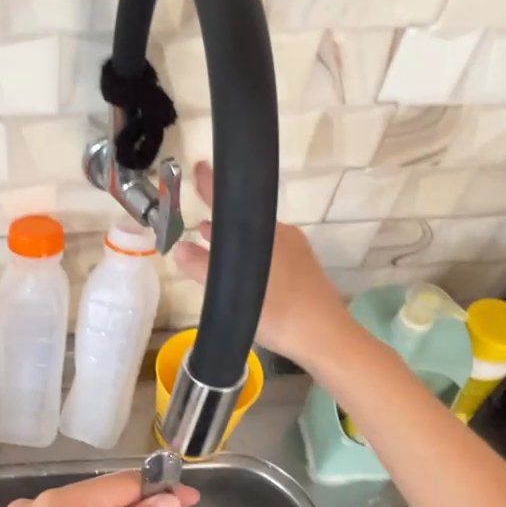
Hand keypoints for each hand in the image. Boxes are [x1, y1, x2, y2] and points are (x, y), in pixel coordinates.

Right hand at [171, 160, 354, 367]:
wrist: (327, 339)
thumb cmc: (281, 313)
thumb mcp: (236, 293)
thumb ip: (205, 270)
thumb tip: (179, 248)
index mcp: (269, 234)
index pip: (234, 203)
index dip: (213, 187)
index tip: (199, 166)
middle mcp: (283, 237)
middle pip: (246, 221)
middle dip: (220, 216)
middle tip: (196, 206)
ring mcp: (294, 254)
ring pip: (255, 239)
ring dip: (232, 238)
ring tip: (206, 236)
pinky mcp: (300, 272)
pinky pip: (265, 253)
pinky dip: (245, 253)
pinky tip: (234, 267)